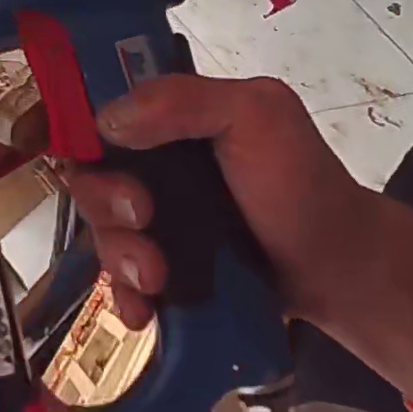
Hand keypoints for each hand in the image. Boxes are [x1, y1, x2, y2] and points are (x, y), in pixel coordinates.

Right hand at [63, 74, 394, 329]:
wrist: (336, 272)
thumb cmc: (300, 183)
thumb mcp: (256, 115)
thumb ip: (184, 101)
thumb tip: (105, 120)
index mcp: (171, 118)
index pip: (100, 110)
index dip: (76, 129)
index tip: (80, 156)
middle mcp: (154, 163)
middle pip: (91, 175)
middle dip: (105, 201)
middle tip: (142, 218)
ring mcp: (156, 217)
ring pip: (100, 229)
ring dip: (117, 254)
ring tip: (155, 278)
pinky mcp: (161, 264)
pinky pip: (119, 278)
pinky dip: (123, 295)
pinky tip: (143, 310)